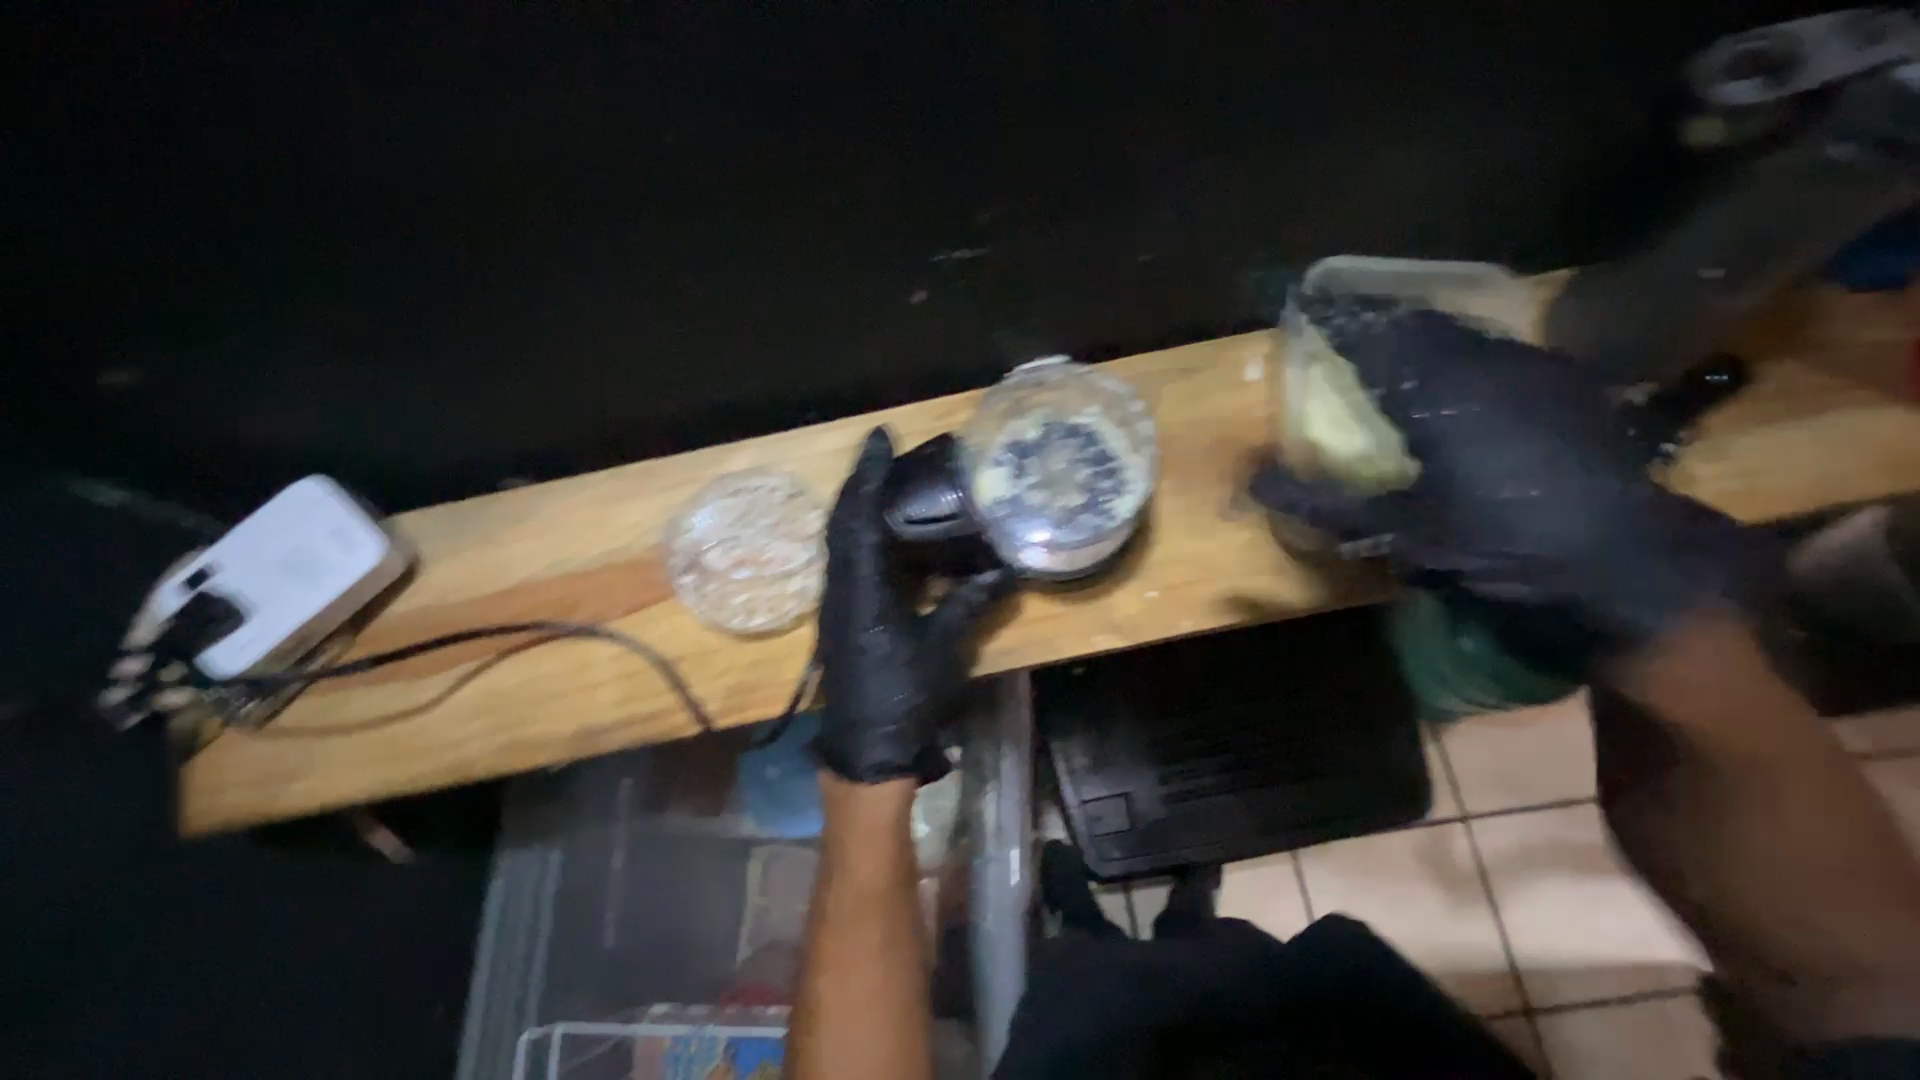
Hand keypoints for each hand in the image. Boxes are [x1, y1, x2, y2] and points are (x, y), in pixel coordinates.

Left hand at [815, 428, 1016, 783]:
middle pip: (841, 519)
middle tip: (887, 452)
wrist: (867, 747)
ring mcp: (837, 602)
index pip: (859, 516)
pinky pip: (848, 560)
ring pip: (840, 539)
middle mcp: (840, 587)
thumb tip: (1007, 571)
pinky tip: (889, 534)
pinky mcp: (842, 616)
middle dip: (861, 480)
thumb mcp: (944, 647)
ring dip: (859, 505)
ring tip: (889, 483)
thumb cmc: (906, 695)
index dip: (870, 473)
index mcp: (862, 588)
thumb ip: (970, 604)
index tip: (881, 437)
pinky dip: (863, 535)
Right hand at [1250, 297, 1771, 647]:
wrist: (1628, 556)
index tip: (1306, 304)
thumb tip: (1253, 480)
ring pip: (1461, 333)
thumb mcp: (1400, 531)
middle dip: (1375, 319)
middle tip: (1343, 324)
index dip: (1335, 319)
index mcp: (1437, 392)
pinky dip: (1459, 353)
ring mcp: (1534, 367)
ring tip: (1391, 346)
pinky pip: (1497, 350)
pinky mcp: (1567, 383)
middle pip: (1417, 323)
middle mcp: (1484, 363)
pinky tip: (1457, 380)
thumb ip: (1324, 501)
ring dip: (1419, 334)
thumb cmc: (1501, 541)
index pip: (1371, 337)